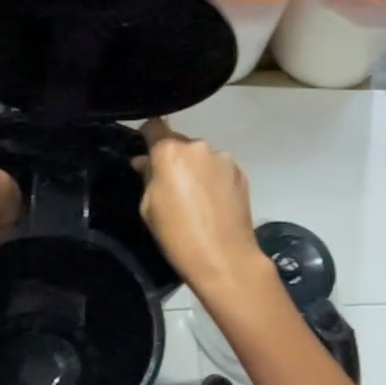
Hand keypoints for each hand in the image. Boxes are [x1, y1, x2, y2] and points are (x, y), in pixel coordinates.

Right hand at [136, 118, 273, 298]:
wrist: (224, 258)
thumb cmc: (177, 235)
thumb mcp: (148, 208)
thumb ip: (148, 177)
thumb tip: (146, 163)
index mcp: (170, 151)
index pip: (153, 126)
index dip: (146, 137)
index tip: (145, 153)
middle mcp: (198, 146)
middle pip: (178, 143)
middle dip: (172, 158)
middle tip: (170, 185)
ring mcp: (223, 158)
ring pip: (201, 156)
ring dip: (195, 168)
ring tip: (195, 198)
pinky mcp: (241, 172)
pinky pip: (218, 168)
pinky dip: (212, 178)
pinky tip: (212, 202)